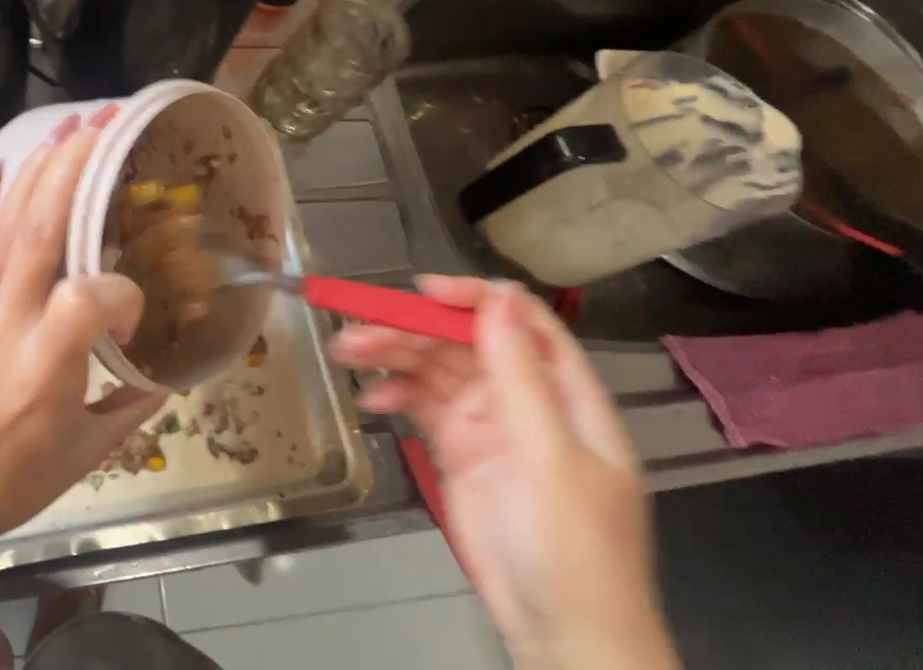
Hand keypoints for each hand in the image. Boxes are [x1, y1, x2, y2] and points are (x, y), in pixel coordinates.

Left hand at [0, 111, 168, 551]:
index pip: (91, 297)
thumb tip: (167, 374)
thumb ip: (132, 408)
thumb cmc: (6, 483)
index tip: (135, 313)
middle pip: (40, 231)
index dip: (122, 293)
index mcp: (45, 367)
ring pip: (7, 225)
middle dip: (74, 171)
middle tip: (105, 126)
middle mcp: (7, 322)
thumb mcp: (84, 455)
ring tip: (67, 127)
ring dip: (37, 170)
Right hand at [329, 276, 678, 669]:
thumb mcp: (550, 458)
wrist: (561, 633)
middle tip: (357, 331)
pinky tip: (372, 399)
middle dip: (411, 330)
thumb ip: (520, 377)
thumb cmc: (575, 551)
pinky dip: (394, 395)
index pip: (520, 322)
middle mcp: (525, 399)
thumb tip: (499, 301)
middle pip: (463, 342)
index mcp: (564, 393)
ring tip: (347, 354)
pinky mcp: (458, 450)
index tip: (421, 291)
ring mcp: (489, 424)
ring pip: (435, 369)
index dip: (473, 298)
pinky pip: (421, 405)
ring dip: (391, 357)